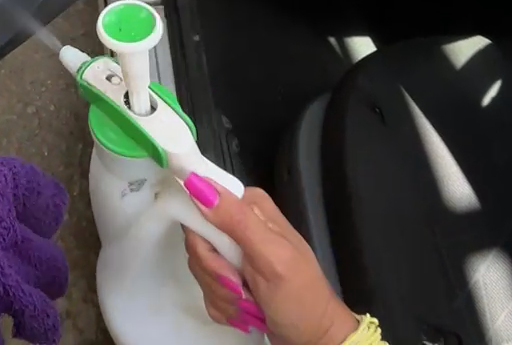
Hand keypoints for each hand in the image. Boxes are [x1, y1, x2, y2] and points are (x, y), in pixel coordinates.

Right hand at [181, 176, 357, 344]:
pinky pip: (205, 286)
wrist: (315, 340)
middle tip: (241, 289)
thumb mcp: (272, 257)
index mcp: (249, 206)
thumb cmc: (300, 298)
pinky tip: (246, 310)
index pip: (200, 205)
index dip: (204, 239)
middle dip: (215, 274)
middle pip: (197, 241)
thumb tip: (195, 183)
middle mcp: (237, 221)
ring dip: (222, 293)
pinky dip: (223, 304)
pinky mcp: (228, 275)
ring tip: (250, 304)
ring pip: (199, 265)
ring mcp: (231, 250)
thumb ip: (236, 219)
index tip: (224, 265)